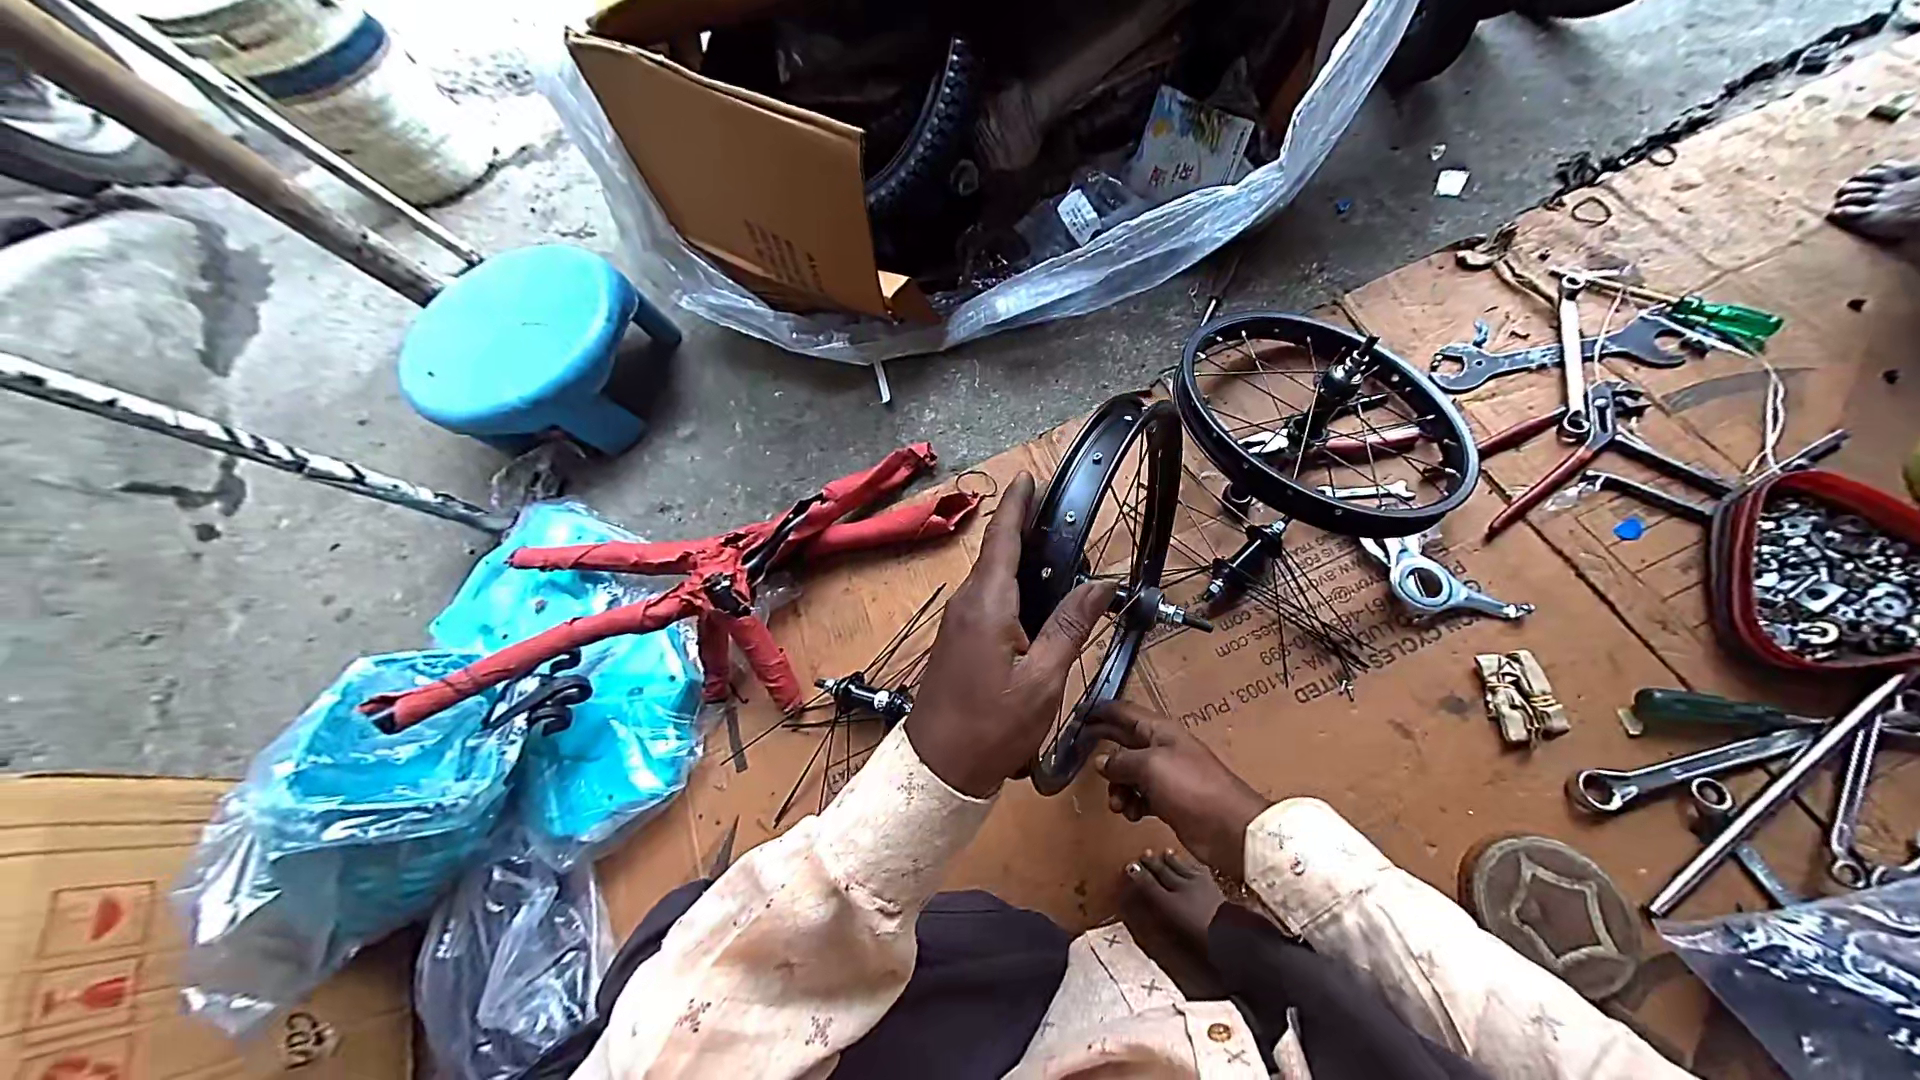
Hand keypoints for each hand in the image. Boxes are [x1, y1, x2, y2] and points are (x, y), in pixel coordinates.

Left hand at [907, 472, 1114, 796]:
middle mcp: (967, 604)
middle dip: (1027, 531)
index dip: (1017, 505)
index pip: (1003, 539)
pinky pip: (987, 600)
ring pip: (992, 578)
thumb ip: (1070, 627)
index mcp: (987, 604)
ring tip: (1059, 558)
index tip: (1029, 478)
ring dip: (1021, 562)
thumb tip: (1101, 585)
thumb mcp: (1043, 680)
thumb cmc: (992, 727)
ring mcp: (957, 622)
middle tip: (1064, 522)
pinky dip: (1012, 588)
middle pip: (998, 554)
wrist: (938, 767)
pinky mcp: (957, 640)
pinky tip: (1036, 601)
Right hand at [1084, 702, 1270, 878]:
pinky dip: (1132, 803)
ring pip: (1128, 773)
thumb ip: (1120, 761)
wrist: (1229, 829)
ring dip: (1117, 787)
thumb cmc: (1190, 787)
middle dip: (1104, 751)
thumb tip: (1100, 761)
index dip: (1100, 711)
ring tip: (1118, 803)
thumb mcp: (1150, 766)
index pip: (1123, 712)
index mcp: (1159, 730)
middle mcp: (1160, 748)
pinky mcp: (1169, 800)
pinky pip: (1140, 796)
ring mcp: (1166, 775)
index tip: (1077, 714)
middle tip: (1079, 756)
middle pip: (1123, 742)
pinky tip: (1134, 814)